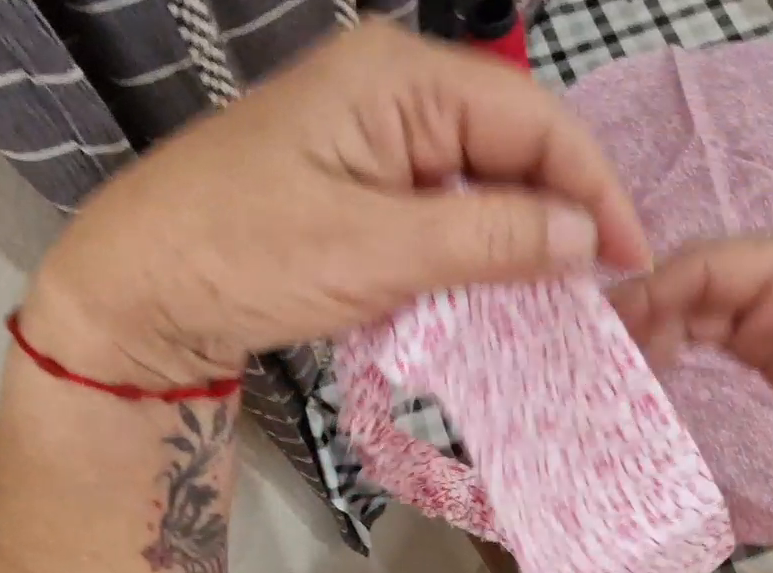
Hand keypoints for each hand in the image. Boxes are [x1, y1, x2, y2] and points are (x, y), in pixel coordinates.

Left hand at [17, 22, 650, 390]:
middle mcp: (394, 91)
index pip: (534, 121)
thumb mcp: (380, 251)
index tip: (630, 260)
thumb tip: (585, 240)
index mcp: (401, 78)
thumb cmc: (248, 258)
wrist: (143, 293)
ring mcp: (375, 138)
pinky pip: (443, 208)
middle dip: (561, 214)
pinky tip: (499, 286)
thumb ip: (491, 238)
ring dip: (521, 236)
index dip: (594, 190)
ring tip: (559, 294)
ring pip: (482, 181)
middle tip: (598, 287)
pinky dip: (477, 248)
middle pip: (512, 145)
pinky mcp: (361, 182)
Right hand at [606, 233, 772, 461]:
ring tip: (611, 365)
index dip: (664, 286)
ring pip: (689, 309)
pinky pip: (701, 336)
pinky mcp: (760, 342)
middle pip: (692, 284)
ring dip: (649, 330)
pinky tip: (643, 370)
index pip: (719, 265)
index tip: (617, 320)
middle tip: (598, 350)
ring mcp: (765, 310)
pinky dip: (668, 347)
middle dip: (643, 309)